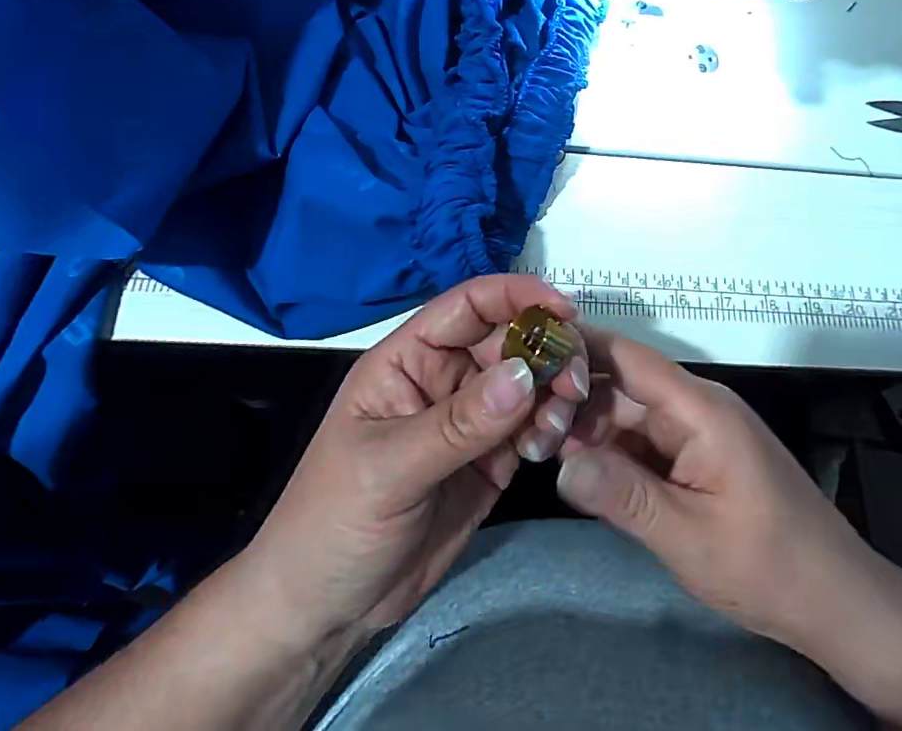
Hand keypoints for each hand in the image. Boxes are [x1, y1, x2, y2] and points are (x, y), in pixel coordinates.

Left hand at [232, 273, 590, 646]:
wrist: (327, 606)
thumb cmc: (334, 522)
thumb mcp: (389, 468)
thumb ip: (458, 423)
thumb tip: (525, 371)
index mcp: (406, 360)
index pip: (465, 307)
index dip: (514, 295)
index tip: (565, 309)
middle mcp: (442, 379)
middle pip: (507, 341)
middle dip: (546, 350)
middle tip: (573, 385)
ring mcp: (468, 421)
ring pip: (527, 383)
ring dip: (553, 394)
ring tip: (557, 429)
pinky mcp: (489, 460)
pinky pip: (530, 428)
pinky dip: (549, 430)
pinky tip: (546, 451)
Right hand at [554, 327, 875, 651]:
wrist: (840, 606)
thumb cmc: (770, 567)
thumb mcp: (688, 536)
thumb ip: (621, 496)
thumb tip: (559, 463)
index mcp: (700, 409)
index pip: (627, 357)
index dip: (576, 349)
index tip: (526, 358)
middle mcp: (695, 408)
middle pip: (620, 384)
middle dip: (573, 400)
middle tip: (527, 427)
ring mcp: (695, 432)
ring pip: (626, 413)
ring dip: (587, 428)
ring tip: (541, 447)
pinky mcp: (694, 457)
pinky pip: (640, 440)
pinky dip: (608, 450)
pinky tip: (577, 468)